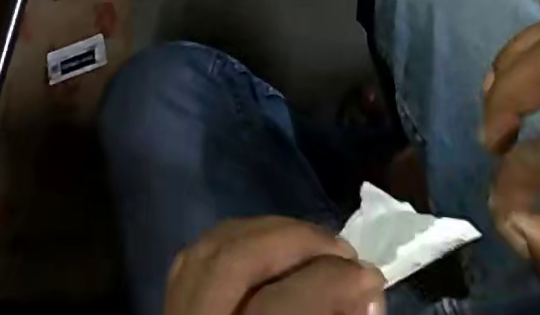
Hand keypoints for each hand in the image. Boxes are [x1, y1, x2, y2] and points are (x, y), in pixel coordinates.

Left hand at [165, 217, 385, 314]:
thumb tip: (365, 291)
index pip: (274, 311)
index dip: (328, 285)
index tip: (371, 278)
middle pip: (234, 263)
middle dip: (294, 243)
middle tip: (344, 251)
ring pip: (212, 248)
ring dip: (268, 232)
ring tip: (315, 242)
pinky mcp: (169, 309)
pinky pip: (197, 257)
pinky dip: (237, 239)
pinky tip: (272, 244)